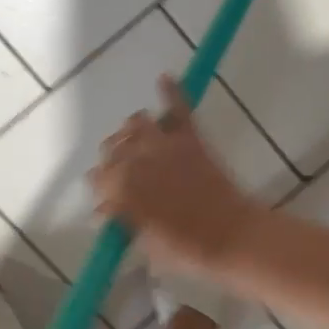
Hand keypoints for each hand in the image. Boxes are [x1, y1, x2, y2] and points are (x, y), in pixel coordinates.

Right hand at [90, 75, 265, 272]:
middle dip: (113, 158)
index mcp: (123, 190)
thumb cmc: (188, 249)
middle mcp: (138, 161)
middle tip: (124, 172)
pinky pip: (178, 108)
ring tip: (138, 140)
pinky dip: (171, 91)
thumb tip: (105, 210)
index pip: (97, 178)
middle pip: (112, 147)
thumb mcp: (146, 243)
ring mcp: (165, 146)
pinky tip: (164, 78)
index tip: (108, 197)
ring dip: (133, 131)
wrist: (231, 236)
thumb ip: (124, 221)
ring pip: (136, 124)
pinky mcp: (190, 138)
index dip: (102, 187)